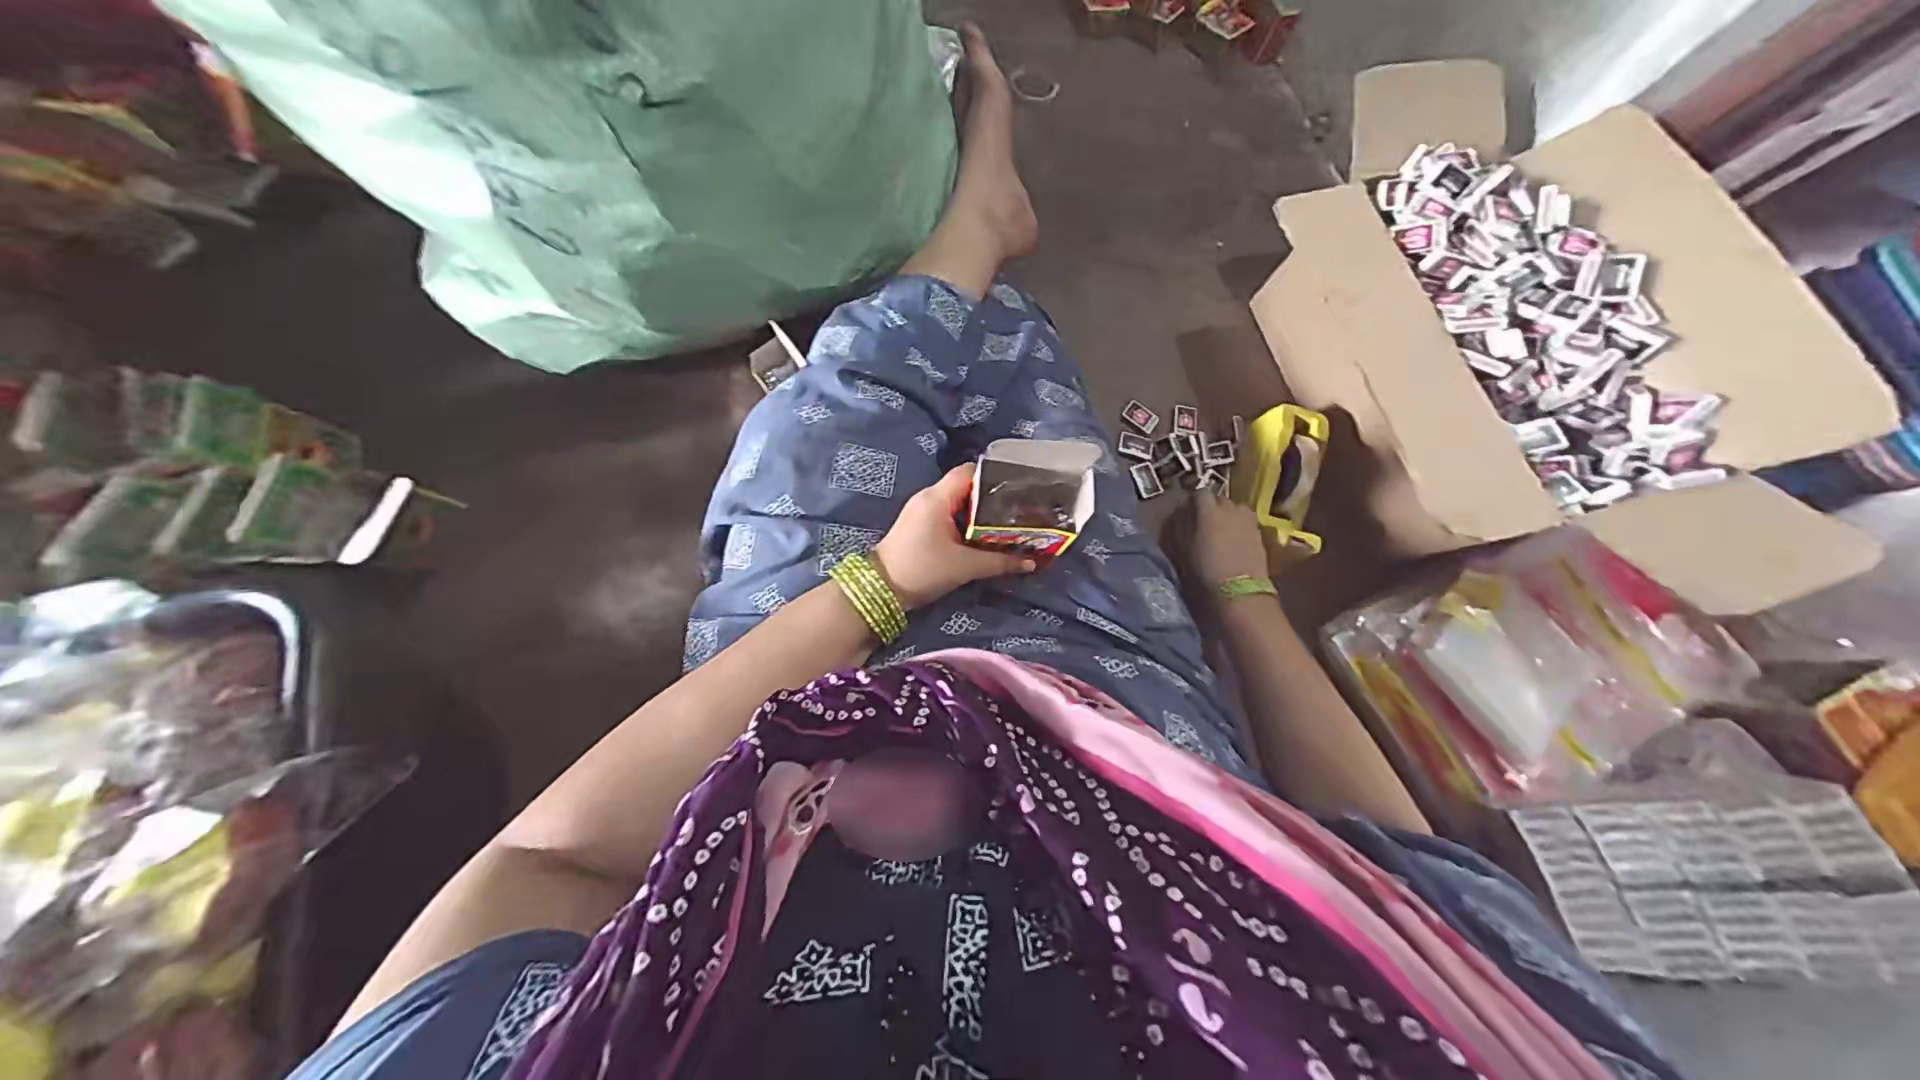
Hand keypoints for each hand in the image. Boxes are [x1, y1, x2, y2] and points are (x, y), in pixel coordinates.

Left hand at [873, 464, 1035, 609]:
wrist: (881, 590)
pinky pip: (948, 514)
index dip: (994, 478)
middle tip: (1017, 511)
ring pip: (957, 502)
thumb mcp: (965, 567)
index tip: (1016, 491)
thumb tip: (1030, 562)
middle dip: (991, 498)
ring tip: (1005, 524)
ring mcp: (921, 511)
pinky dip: (965, 522)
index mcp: (937, 497)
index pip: (970, 472)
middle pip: (966, 486)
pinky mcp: (919, 525)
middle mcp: (928, 497)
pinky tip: (982, 536)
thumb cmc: (923, 570)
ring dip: (979, 513)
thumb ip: (1000, 562)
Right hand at [1189, 492, 1270, 587]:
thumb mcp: (1182, 549)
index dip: (1193, 503)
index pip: (1199, 494)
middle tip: (1204, 524)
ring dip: (1228, 516)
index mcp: (1208, 510)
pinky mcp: (1260, 534)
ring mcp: (1248, 520)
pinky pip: (1247, 523)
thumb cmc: (1203, 570)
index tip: (1187, 514)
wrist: (1238, 591)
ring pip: (1236, 509)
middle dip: (1212, 507)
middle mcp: (1230, 509)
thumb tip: (1180, 517)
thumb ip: (1180, 528)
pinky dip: (1240, 527)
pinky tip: (1235, 542)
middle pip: (1220, 499)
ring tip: (1221, 532)